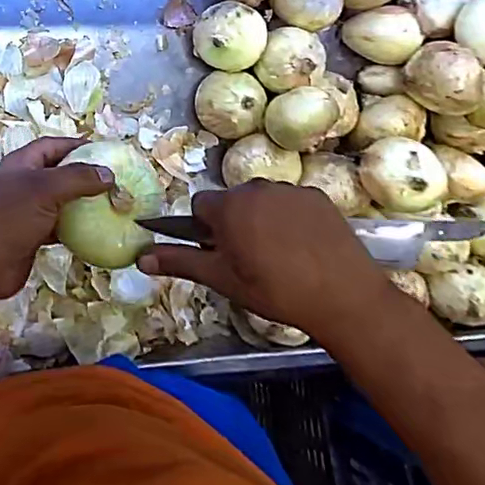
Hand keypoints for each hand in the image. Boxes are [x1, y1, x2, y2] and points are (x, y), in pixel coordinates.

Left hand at [0, 137, 113, 302]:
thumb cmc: (9, 219)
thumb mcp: (44, 190)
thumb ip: (77, 178)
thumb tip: (109, 173)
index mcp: (21, 163)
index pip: (52, 145)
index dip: (76, 145)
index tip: (105, 151)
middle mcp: (22, 183)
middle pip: (58, 172)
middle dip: (83, 174)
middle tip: (113, 180)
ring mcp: (25, 210)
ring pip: (60, 200)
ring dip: (82, 202)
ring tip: (111, 203)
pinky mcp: (31, 234)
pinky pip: (59, 225)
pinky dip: (76, 226)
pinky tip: (96, 231)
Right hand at [138, 180, 395, 338]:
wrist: (344, 297)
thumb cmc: (275, 290)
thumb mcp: (222, 280)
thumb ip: (180, 262)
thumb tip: (140, 257)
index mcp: (227, 206)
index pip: (201, 206)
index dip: (207, 230)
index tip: (223, 253)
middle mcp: (254, 188)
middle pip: (231, 201)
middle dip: (234, 222)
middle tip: (251, 259)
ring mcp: (288, 189)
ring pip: (261, 199)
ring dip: (262, 218)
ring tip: (281, 255)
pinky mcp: (317, 195)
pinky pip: (291, 201)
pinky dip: (292, 217)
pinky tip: (305, 246)